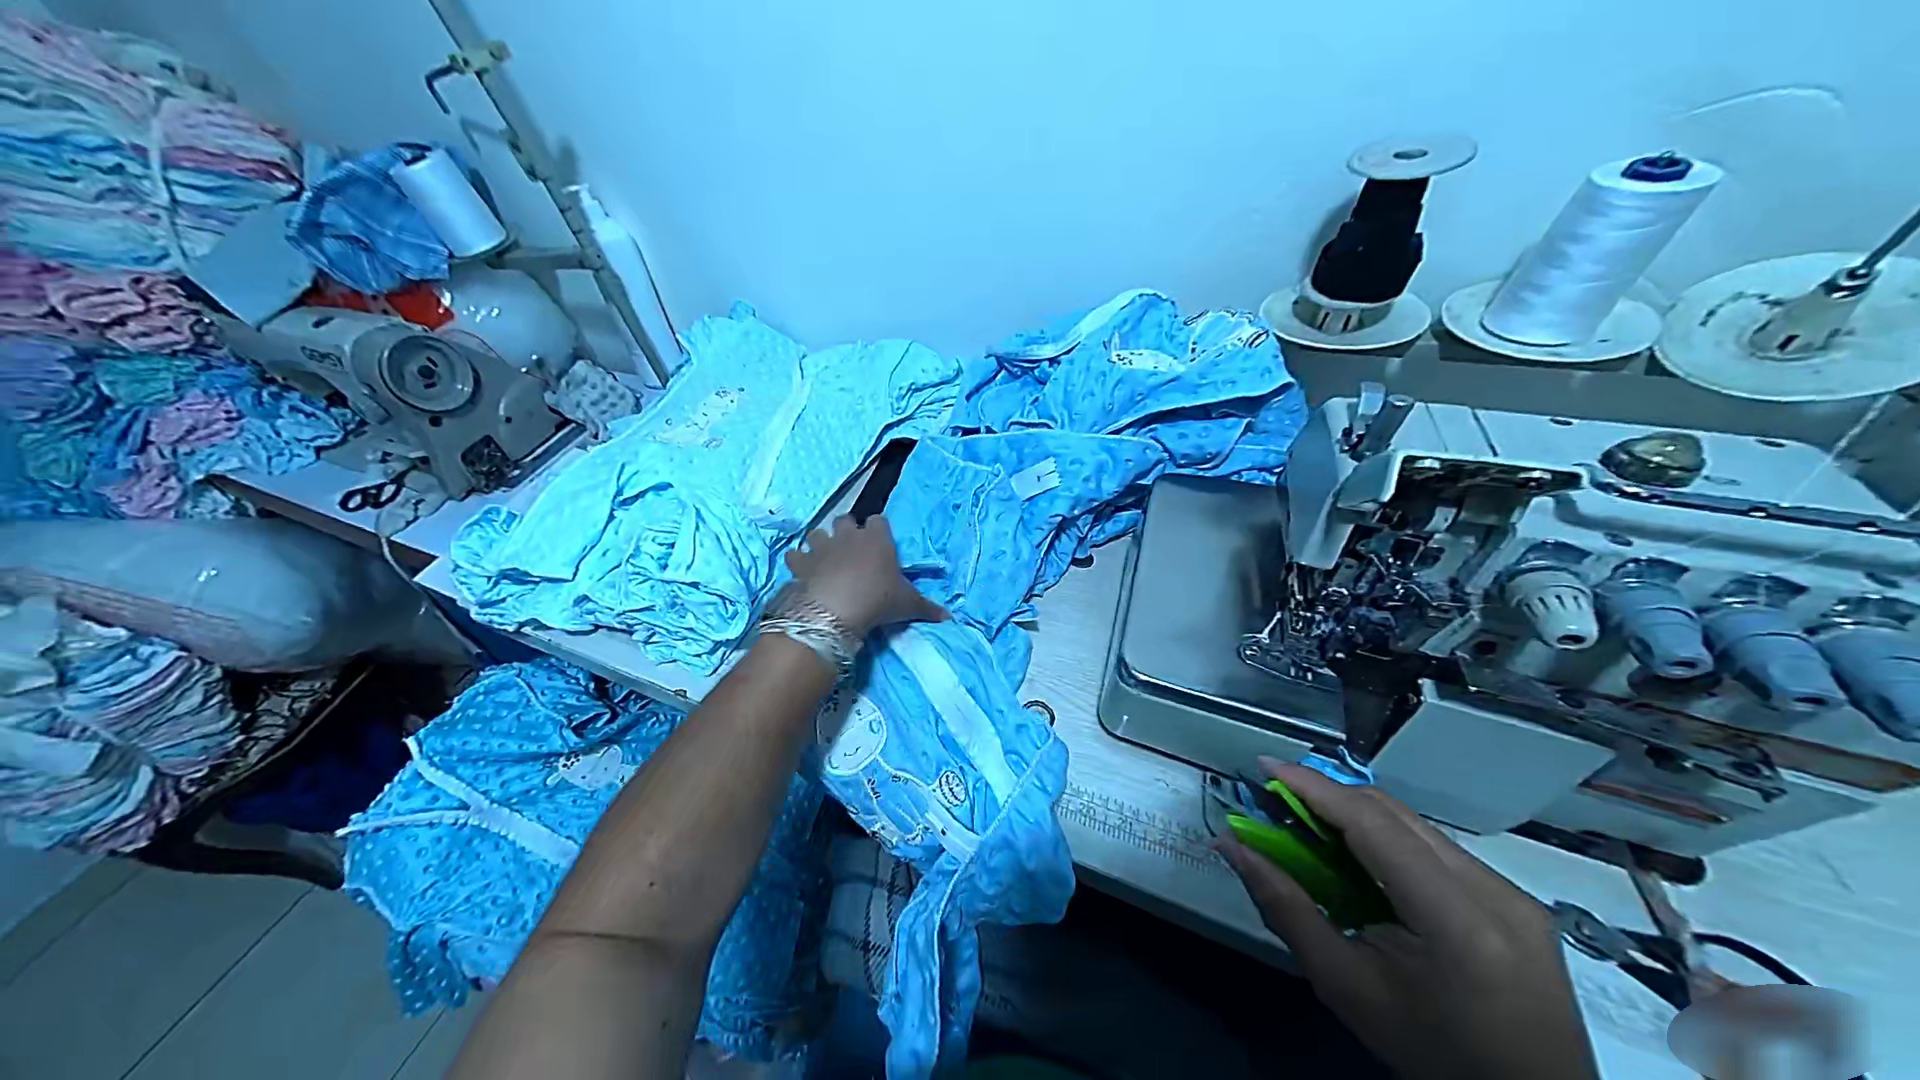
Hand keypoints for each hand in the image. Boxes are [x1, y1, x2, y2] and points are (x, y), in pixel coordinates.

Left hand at [784, 514, 946, 636]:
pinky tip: (801, 571)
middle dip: (846, 530)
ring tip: (824, 558)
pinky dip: (797, 561)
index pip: (879, 521)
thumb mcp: (908, 605)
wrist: (838, 608)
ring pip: (817, 533)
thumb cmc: (879, 599)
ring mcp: (822, 547)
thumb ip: (927, 608)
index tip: (881, 543)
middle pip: (845, 519)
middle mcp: (848, 536)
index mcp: (877, 539)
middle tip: (851, 549)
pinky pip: (795, 555)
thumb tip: (948, 617)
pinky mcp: (801, 563)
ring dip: (820, 542)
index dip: (879, 530)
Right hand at [1218, 759, 1598, 1079]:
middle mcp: (1495, 892)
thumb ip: (1285, 908)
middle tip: (1277, 801)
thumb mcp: (1344, 985)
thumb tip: (1233, 847)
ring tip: (1310, 827)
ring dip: (1357, 817)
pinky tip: (1361, 861)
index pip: (1374, 826)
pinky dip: (1387, 841)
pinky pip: (1436, 848)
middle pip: (1394, 815)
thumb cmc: (1428, 1052)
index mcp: (1457, 922)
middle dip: (1329, 797)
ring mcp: (1513, 894)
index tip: (1265, 766)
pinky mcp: (1516, 899)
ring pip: (1415, 826)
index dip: (1315, 788)